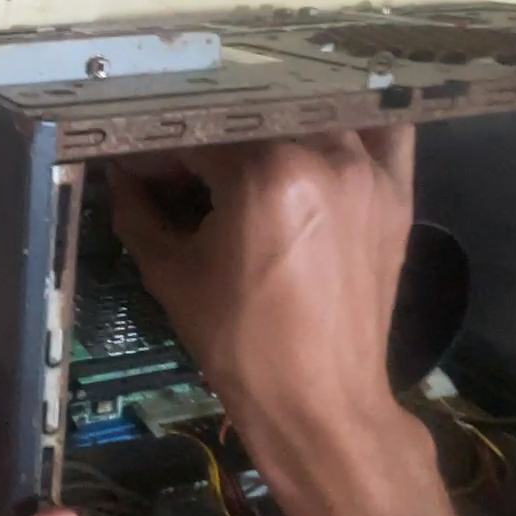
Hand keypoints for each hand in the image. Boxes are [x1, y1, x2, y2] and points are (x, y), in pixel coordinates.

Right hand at [110, 129, 412, 414]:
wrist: (317, 398)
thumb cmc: (235, 339)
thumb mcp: (170, 273)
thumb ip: (137, 212)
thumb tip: (118, 176)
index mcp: (264, 175)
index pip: (195, 139)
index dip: (156, 154)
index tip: (135, 171)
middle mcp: (323, 155)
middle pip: (247, 123)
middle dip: (204, 143)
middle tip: (178, 174)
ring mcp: (368, 169)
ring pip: (306, 117)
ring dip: (264, 132)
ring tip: (238, 161)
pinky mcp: (397, 191)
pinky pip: (380, 131)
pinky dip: (345, 125)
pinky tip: (315, 140)